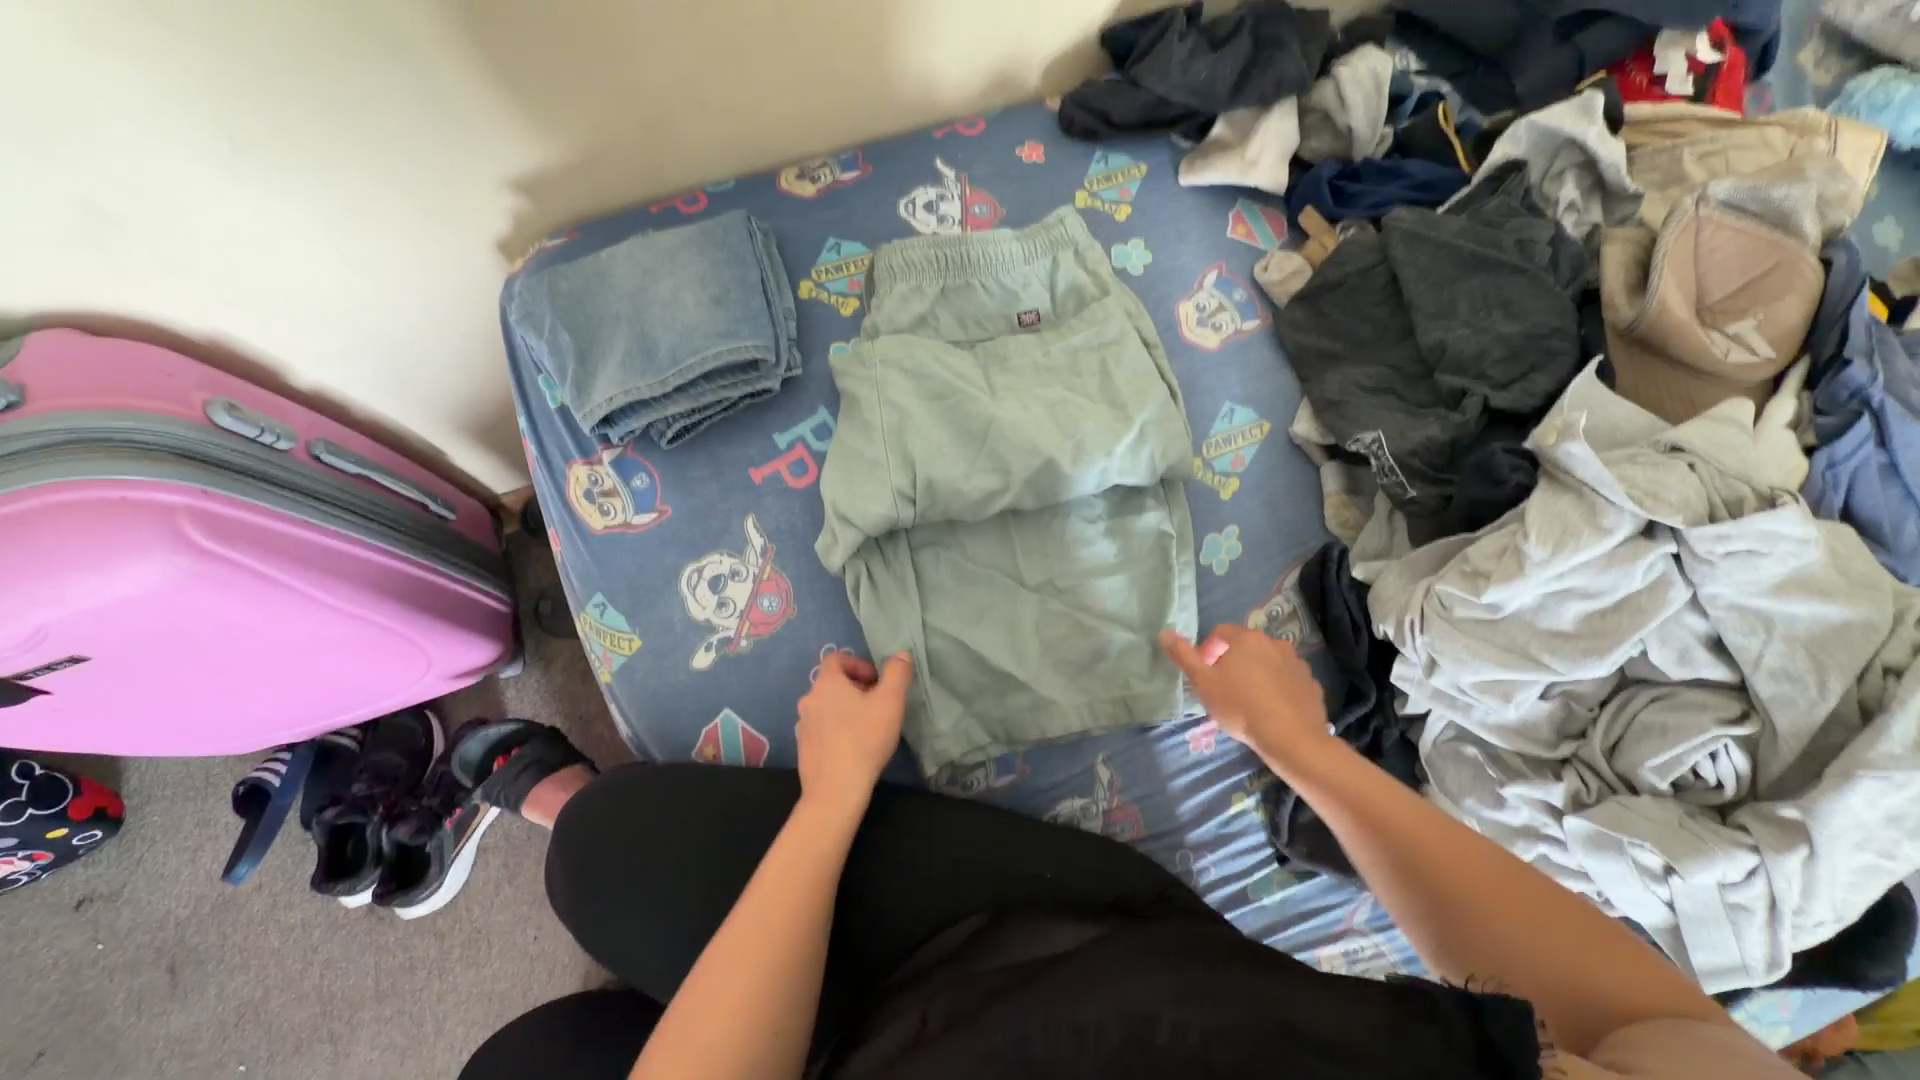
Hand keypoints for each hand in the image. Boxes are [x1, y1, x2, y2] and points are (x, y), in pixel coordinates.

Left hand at [795, 651, 911, 820]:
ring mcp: (803, 725)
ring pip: (826, 707)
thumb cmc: (865, 739)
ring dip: (845, 710)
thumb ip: (897, 672)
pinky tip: (852, 747)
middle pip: (832, 683)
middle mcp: (809, 699)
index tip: (876, 682)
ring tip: (866, 727)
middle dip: (855, 688)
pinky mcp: (803, 747)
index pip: (836, 659)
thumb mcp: (891, 701)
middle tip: (877, 705)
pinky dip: (835, 730)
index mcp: (826, 683)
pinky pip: (821, 728)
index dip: (859, 664)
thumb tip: (900, 654)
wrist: (836, 789)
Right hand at [1160, 626, 1333, 765]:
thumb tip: (1165, 633)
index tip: (1204, 674)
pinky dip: (1277, 688)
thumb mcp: (1203, 683)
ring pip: (1268, 662)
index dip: (1208, 650)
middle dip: (1232, 662)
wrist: (1291, 738)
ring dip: (1256, 674)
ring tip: (1249, 701)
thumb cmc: (1240, 707)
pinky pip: (1287, 679)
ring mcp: (1297, 663)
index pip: (1220, 632)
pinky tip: (1271, 709)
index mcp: (1247, 639)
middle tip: (1224, 689)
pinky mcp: (1311, 683)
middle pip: (1246, 646)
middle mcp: (1275, 643)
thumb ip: (1184, 656)